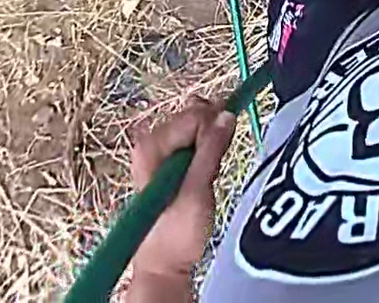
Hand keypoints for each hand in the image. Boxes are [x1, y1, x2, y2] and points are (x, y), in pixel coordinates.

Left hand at [129, 97, 236, 284]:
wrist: (165, 265)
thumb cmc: (176, 236)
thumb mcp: (197, 193)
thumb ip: (211, 151)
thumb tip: (227, 114)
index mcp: (150, 146)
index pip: (194, 115)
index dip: (212, 130)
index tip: (218, 156)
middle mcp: (152, 140)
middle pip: (196, 114)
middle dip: (212, 133)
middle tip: (212, 166)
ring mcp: (161, 146)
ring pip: (199, 122)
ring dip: (211, 142)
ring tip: (207, 171)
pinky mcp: (170, 154)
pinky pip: (197, 134)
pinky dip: (208, 146)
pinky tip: (205, 169)